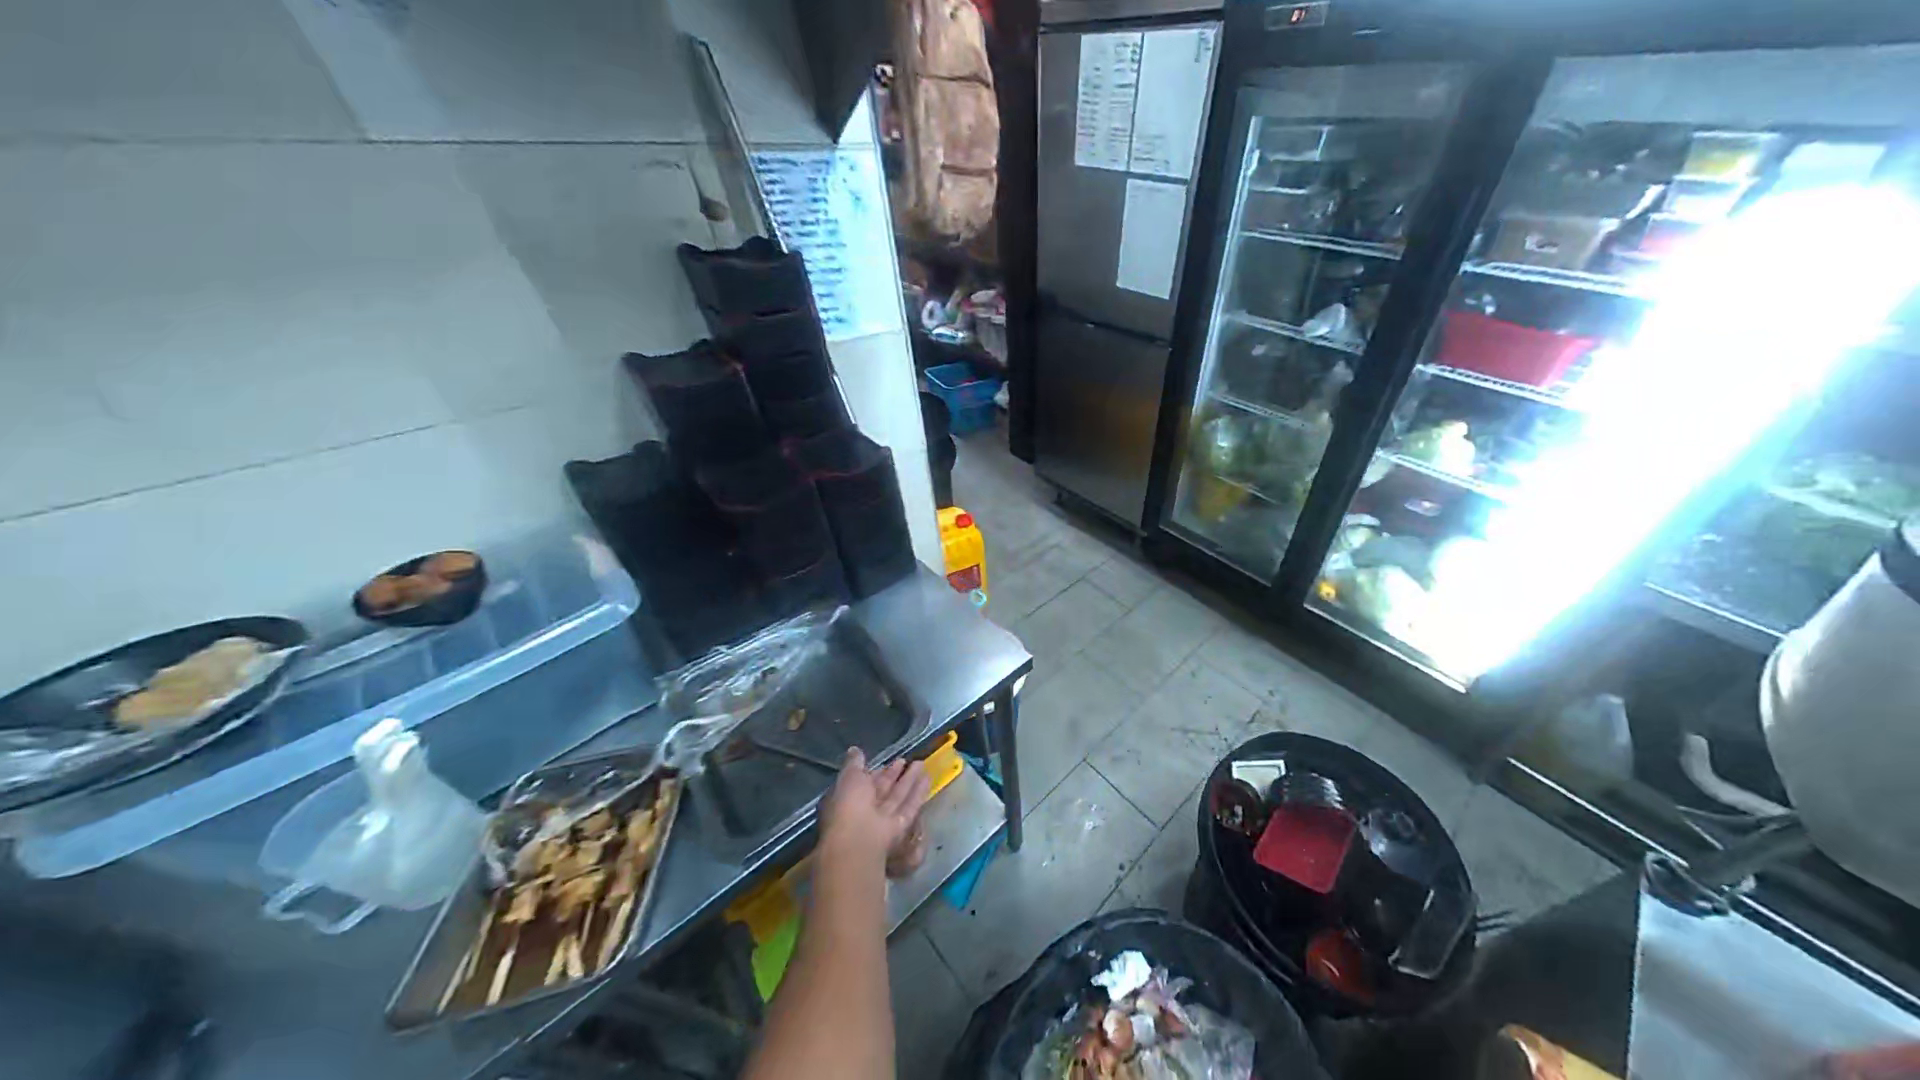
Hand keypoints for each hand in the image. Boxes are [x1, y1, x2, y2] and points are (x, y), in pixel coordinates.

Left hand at [820, 749, 928, 868]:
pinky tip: (927, 778)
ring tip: (921, 764)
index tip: (888, 761)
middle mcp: (865, 811)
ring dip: (909, 780)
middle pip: (883, 790)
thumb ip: (853, 763)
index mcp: (848, 799)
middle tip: (907, 760)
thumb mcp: (848, 777)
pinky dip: (918, 793)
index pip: (864, 783)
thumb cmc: (848, 804)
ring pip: (897, 797)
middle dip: (894, 775)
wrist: (858, 840)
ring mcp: (882, 821)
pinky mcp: (898, 828)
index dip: (876, 772)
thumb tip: (854, 750)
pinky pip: (909, 806)